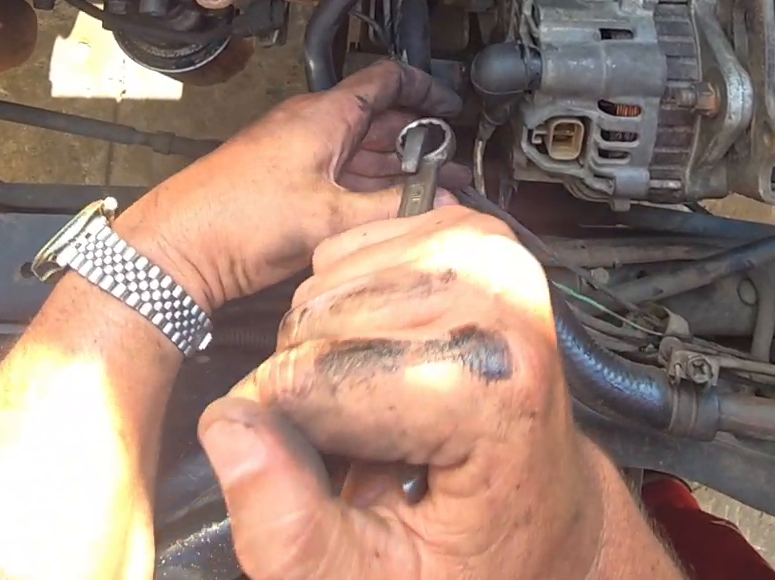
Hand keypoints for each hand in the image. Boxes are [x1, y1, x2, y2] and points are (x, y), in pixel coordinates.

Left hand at [115, 61, 463, 312]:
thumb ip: (390, 209)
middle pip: (382, 121)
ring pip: (365, 153)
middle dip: (421, 142)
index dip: (424, 89)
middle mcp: (316, 127)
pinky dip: (373, 190)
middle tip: (454, 167)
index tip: (450, 107)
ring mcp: (304, 156)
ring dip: (400, 171)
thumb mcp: (327, 215)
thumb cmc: (237, 216)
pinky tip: (394, 209)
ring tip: (435, 193)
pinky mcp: (293, 186)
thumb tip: (441, 204)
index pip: (387, 81)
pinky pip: (345, 178)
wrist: (180, 248)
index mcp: (325, 114)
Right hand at [195, 208, 678, 579]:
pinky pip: (348, 247)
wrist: (548, 496)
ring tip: (379, 393)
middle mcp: (499, 295)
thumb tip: (225, 425)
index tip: (329, 472)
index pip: (317, 378)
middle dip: (310, 381)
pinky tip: (386, 342)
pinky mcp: (470, 228)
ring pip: (325, 279)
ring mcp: (488, 250)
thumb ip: (292, 531)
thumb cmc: (480, 549)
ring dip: (326, 339)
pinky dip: (345, 294)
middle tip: (363, 434)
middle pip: (319, 317)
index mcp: (492, 387)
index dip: (290, 436)